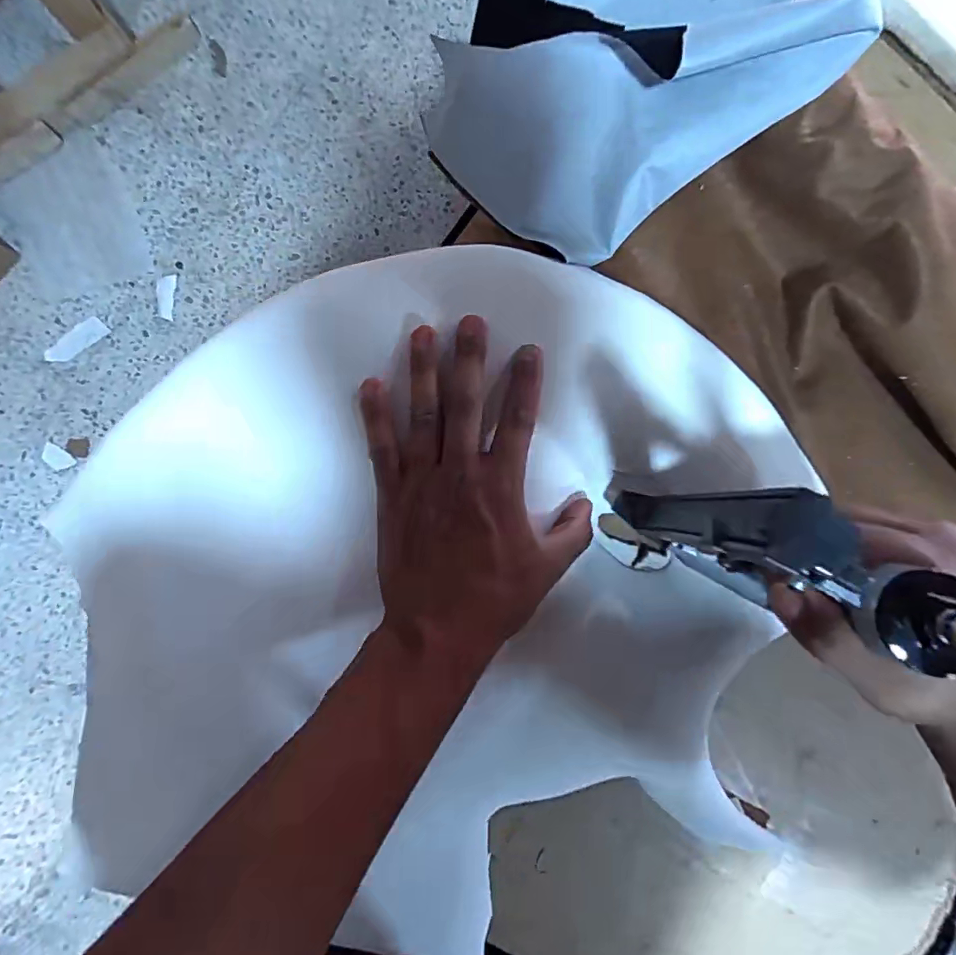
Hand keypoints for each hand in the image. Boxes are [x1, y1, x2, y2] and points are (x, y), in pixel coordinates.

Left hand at [357, 315, 592, 671]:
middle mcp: (460, 473)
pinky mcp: (392, 496)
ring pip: (423, 416)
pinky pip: (382, 448)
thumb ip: (572, 532)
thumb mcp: (548, 569)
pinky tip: (371, 385)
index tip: (528, 352)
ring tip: (423, 334)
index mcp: (500, 488)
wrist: (435, 631)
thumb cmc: (495, 599)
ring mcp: (421, 482)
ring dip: (423, 373)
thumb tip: (583, 505)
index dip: (524, 384)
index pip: (517, 423)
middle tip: (471, 322)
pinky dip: (375, 416)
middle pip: (466, 405)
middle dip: (470, 359)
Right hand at [769, 507, 955, 727]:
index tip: (785, 569)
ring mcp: (945, 534)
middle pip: (862, 525)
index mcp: (947, 567)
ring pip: (865, 523)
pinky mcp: (936, 536)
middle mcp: (949, 539)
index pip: (863, 537)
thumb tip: (782, 591)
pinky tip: (842, 576)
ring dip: (833, 546)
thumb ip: (827, 636)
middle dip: (822, 547)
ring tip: (815, 579)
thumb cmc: (922, 688)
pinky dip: (850, 546)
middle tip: (793, 578)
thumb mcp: (871, 676)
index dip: (817, 550)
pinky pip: (877, 528)